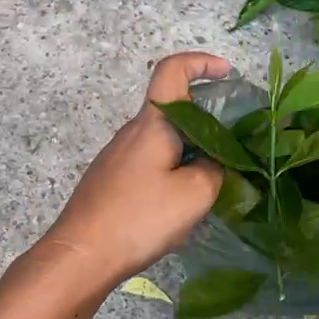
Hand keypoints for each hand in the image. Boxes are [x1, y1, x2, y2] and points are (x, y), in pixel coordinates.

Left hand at [43, 52, 231, 281]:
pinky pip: (151, 163)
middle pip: (173, 110)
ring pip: (163, 140)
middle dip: (208, 119)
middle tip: (236, 144)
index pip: (172, 71)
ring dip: (192, 150)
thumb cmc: (139, 218)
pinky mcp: (112, 181)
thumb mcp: (195, 194)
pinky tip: (184, 204)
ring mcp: (118, 158)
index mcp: (153, 124)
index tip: (227, 73)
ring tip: (216, 180)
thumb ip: (216, 170)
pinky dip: (175, 170)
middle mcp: (132, 133)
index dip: (201, 62)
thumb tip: (217, 163)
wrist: (81, 256)